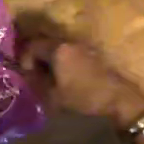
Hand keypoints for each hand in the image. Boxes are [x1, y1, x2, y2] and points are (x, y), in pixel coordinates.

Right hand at [18, 39, 143, 127]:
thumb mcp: (53, 96)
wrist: (119, 100)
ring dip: (50, 61)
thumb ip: (36, 83)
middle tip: (34, 76)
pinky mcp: (93, 55)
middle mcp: (69, 43)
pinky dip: (63, 63)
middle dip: (36, 59)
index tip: (26, 75)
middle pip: (45, 44)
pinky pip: (70, 54)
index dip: (24, 59)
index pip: (32, 46)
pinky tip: (65, 79)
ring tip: (49, 79)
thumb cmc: (83, 97)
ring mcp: (83, 47)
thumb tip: (27, 75)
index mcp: (57, 49)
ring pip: (58, 49)